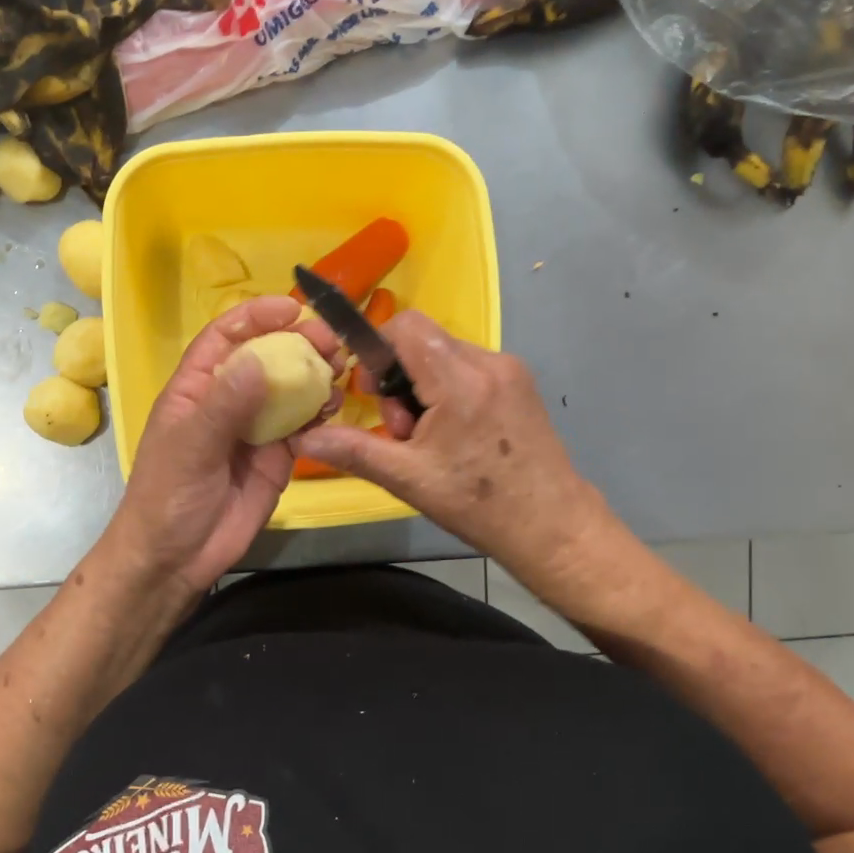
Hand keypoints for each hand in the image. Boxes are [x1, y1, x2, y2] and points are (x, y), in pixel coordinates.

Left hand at [103, 295, 342, 596]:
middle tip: (330, 341)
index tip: (292, 307)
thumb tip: (261, 361)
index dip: (255, 317)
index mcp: (195, 389)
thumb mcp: (190, 447)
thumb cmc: (167, 497)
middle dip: (296, 344)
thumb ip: (225, 405)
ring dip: (313, 375)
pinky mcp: (276, 458)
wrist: (176, 558)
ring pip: (288, 390)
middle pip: (264, 358)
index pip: (224, 338)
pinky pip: (302, 426)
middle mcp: (226, 402)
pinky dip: (319, 413)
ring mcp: (253, 430)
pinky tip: (335, 406)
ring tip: (340, 369)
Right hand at [291, 312, 616, 596]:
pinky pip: (467, 368)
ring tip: (428, 439)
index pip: (405, 326)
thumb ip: (352, 451)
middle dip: (398, 377)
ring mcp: (509, 370)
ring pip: (443, 355)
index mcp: (460, 381)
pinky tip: (453, 435)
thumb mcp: (408, 479)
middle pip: (422, 341)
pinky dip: (447, 391)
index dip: (376, 349)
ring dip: (422, 387)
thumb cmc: (477, 504)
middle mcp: (489, 362)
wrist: (551, 526)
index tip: (371, 392)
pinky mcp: (519, 383)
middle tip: (402, 430)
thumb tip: (302, 439)